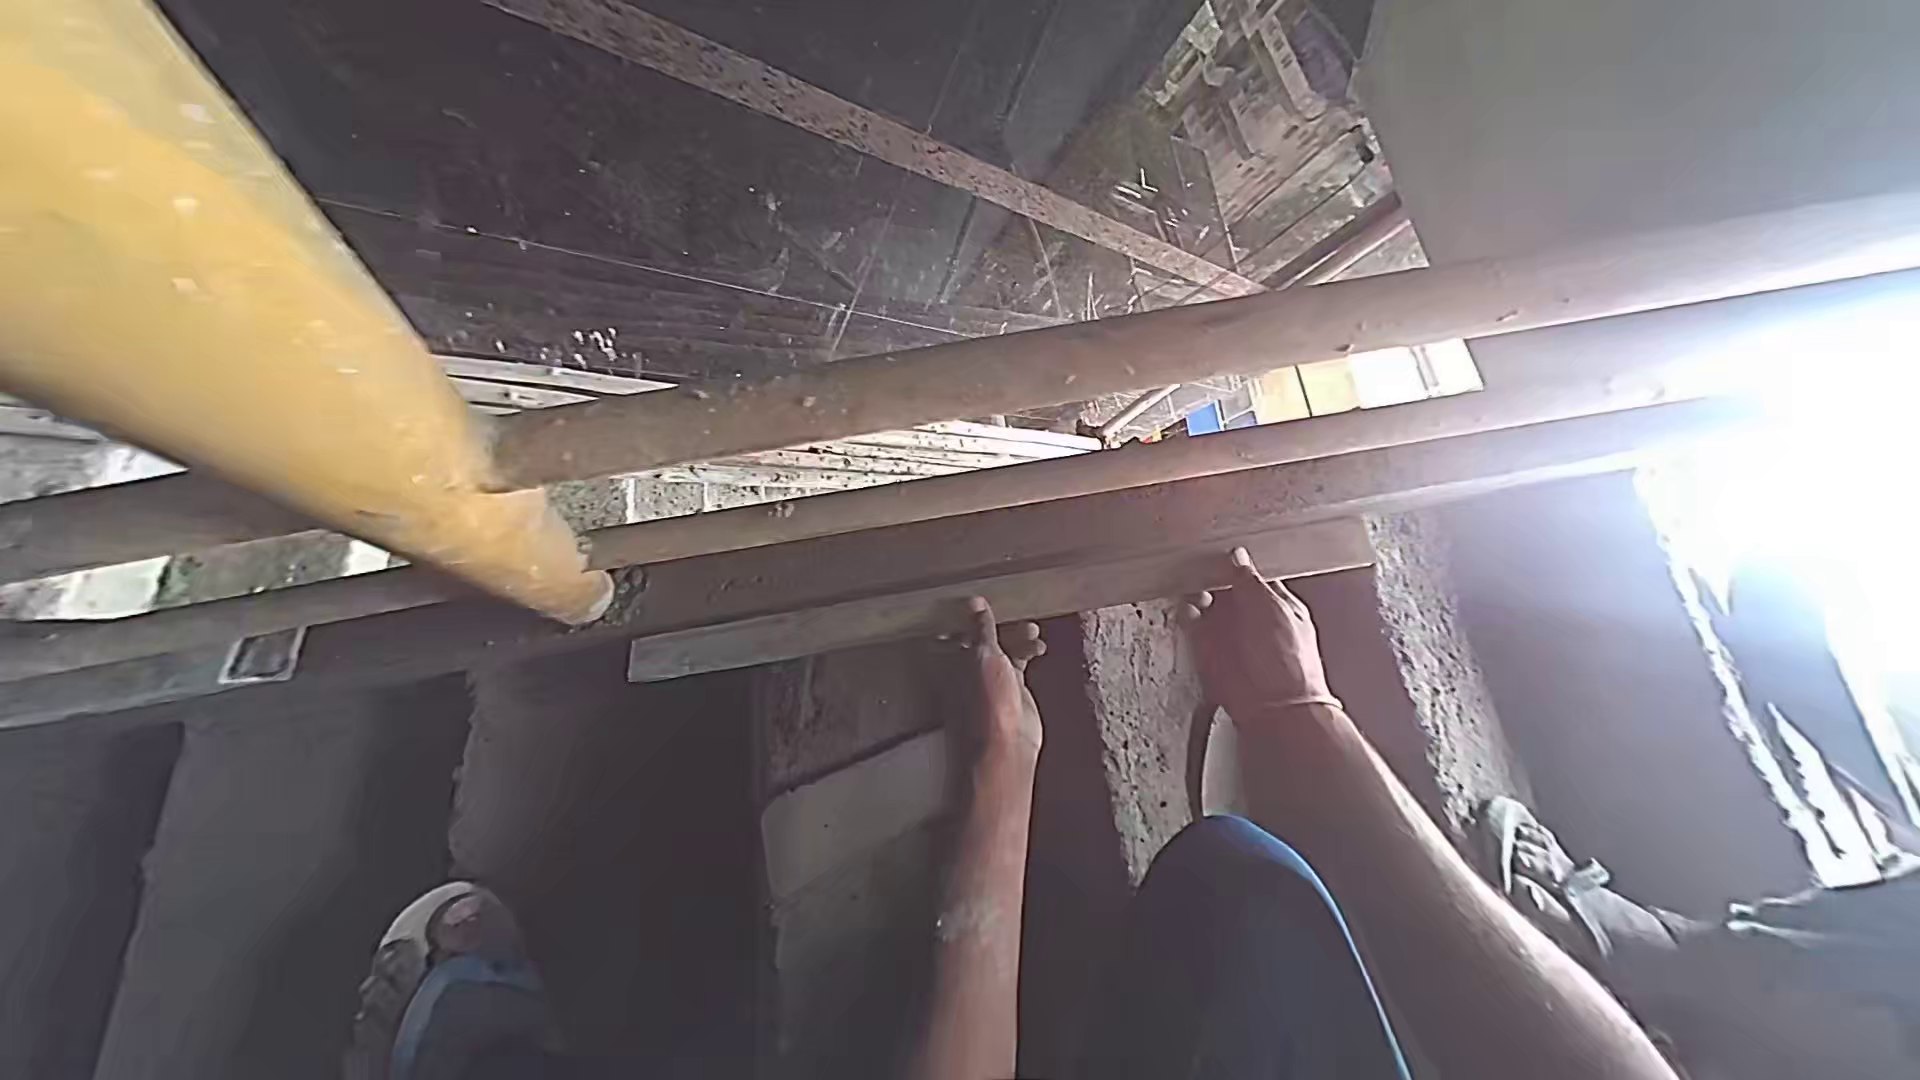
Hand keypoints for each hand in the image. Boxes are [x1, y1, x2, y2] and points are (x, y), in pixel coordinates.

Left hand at [957, 597, 1044, 763]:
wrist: (1006, 744)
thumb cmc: (985, 701)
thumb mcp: (983, 655)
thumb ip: (981, 628)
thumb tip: (975, 601)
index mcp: (949, 657)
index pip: (955, 626)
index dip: (967, 612)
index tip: (983, 595)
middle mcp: (967, 665)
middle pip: (982, 634)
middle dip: (999, 623)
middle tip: (1017, 612)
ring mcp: (989, 676)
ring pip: (1003, 646)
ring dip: (1018, 636)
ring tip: (1034, 631)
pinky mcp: (1011, 686)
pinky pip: (1019, 660)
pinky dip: (1028, 651)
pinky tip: (1039, 648)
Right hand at [1177, 547, 1337, 720]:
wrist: (1272, 703)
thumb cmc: (1286, 657)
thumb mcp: (1270, 606)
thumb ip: (1248, 580)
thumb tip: (1237, 555)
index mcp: (1271, 600)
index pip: (1247, 572)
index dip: (1232, 559)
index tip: (1216, 543)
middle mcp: (1246, 612)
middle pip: (1220, 582)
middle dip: (1207, 570)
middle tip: (1195, 557)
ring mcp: (1225, 628)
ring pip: (1202, 597)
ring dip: (1194, 588)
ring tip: (1189, 580)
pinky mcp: (1205, 643)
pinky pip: (1188, 618)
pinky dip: (1184, 610)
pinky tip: (1185, 604)